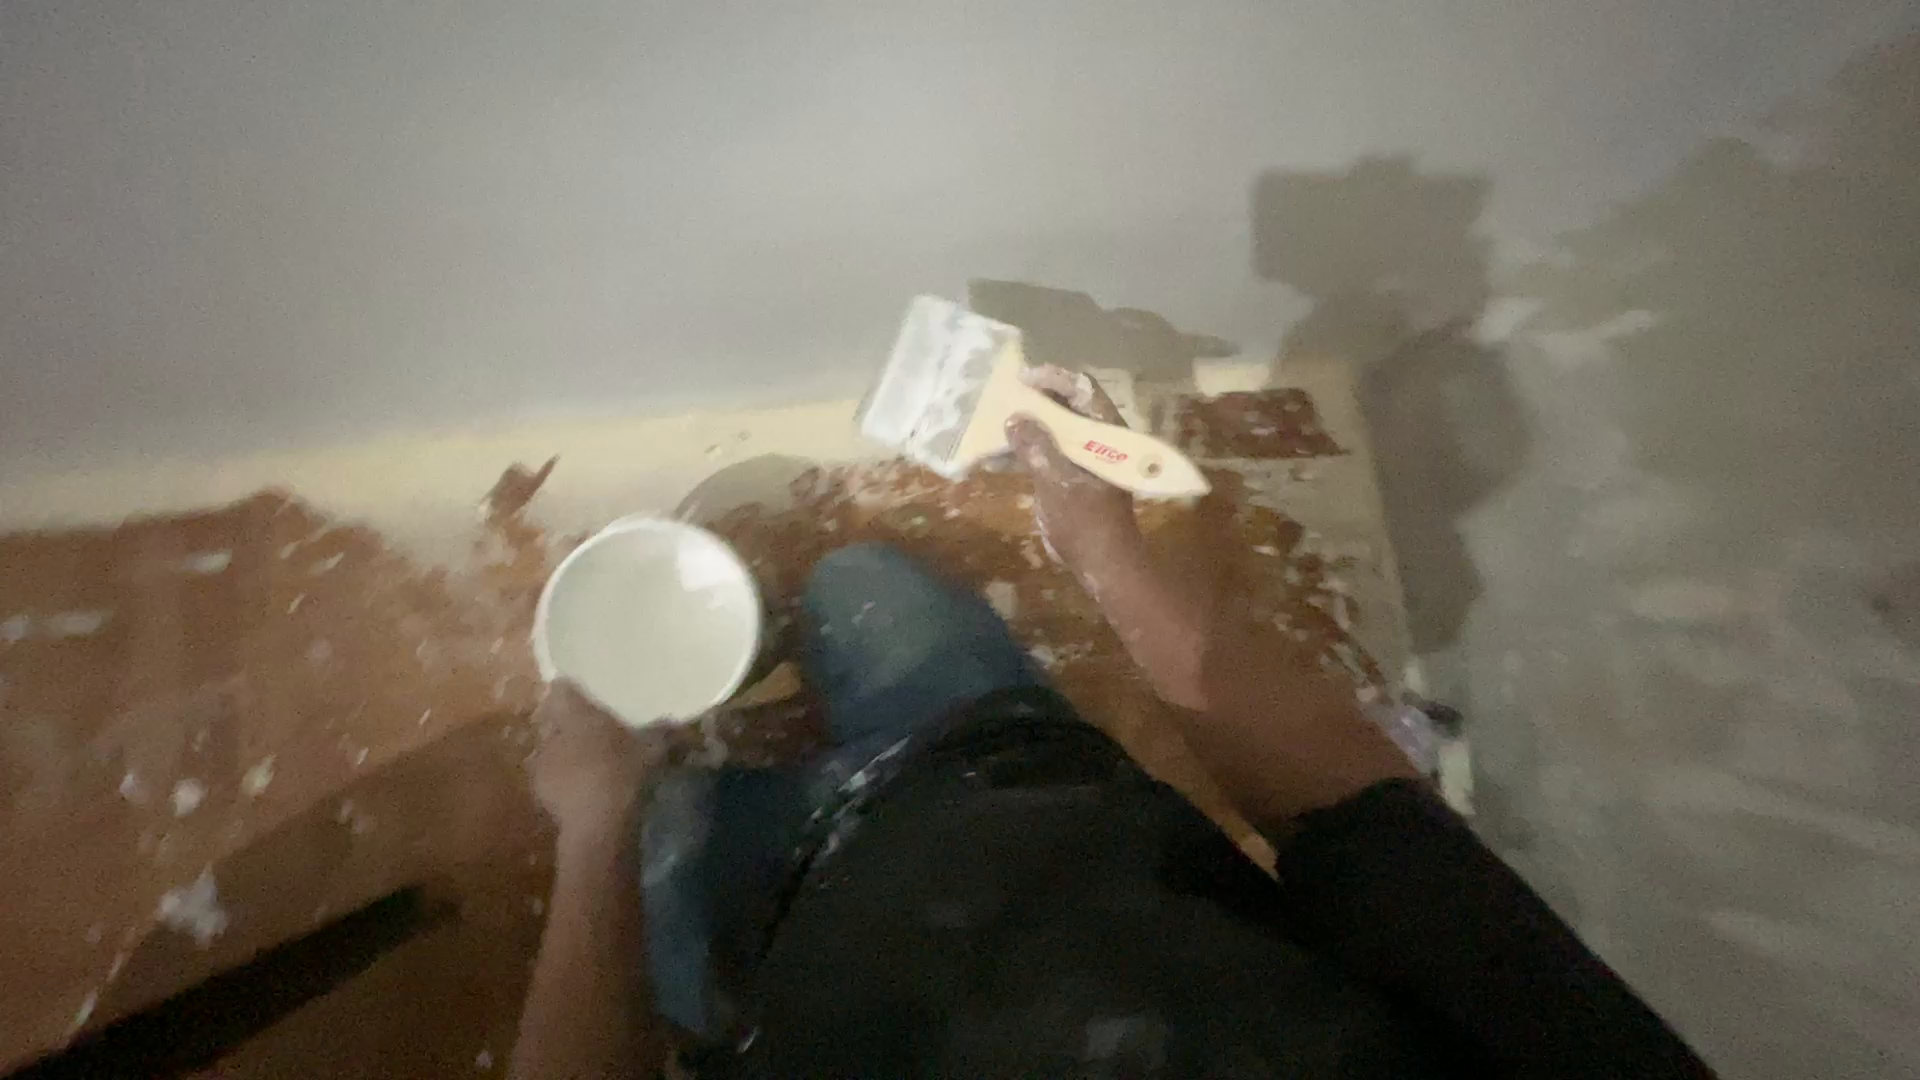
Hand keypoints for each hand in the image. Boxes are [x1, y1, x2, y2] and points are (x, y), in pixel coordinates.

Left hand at [528, 680, 675, 839]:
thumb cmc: (625, 772)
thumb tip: (675, 721)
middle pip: (550, 717)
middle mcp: (554, 733)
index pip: (561, 690)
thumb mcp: (654, 748)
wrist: (597, 821)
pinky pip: (549, 772)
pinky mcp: (538, 789)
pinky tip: (579, 782)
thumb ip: (662, 731)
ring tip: (583, 755)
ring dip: (562, 748)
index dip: (568, 688)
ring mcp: (543, 762)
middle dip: (565, 719)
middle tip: (587, 723)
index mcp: (578, 715)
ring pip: (548, 745)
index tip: (580, 689)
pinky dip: (561, 773)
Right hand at [1004, 366, 1143, 572]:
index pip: (1084, 390)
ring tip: (997, 422)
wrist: (1099, 563)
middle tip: (1005, 396)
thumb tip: (1015, 420)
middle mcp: (1098, 440)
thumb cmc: (1085, 521)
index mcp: (1106, 434)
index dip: (1055, 379)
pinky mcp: (1072, 478)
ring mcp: (1085, 459)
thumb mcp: (1056, 481)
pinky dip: (1026, 452)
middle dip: (1036, 401)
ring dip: (1027, 427)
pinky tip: (998, 455)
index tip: (1024, 378)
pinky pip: (1047, 455)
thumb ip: (1036, 447)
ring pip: (1055, 431)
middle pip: (1068, 408)